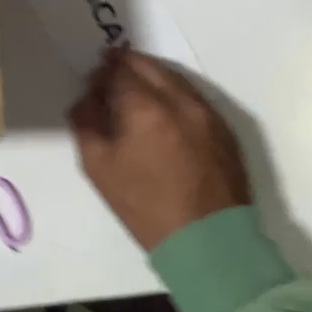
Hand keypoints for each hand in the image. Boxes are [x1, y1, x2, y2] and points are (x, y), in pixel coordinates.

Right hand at [66, 49, 248, 250]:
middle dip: (126, 64)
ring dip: (152, 75)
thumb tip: (88, 97)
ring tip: (137, 89)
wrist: (209, 247)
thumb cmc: (145, 206)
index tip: (93, 81)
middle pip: (148, 65)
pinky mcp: (226, 130)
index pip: (119, 70)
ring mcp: (208, 114)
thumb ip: (85, 121)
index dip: (102, 72)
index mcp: (145, 108)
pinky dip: (175, 92)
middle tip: (111, 73)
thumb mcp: (97, 166)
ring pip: (174, 77)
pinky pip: (194, 96)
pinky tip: (164, 109)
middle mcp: (180, 101)